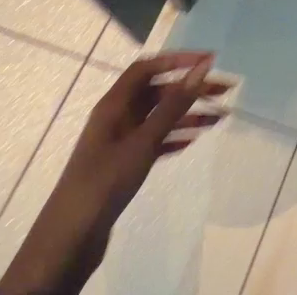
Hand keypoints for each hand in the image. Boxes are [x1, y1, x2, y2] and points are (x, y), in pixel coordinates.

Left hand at [0, 53, 227, 294]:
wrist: (71, 237)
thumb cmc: (105, 181)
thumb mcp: (143, 141)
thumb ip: (173, 105)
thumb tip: (201, 68)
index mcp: (114, 104)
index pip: (147, 68)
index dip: (177, 60)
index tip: (209, 62)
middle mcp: (116, 117)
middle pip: (157, 92)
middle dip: (190, 89)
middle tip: (224, 92)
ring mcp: (119, 141)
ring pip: (158, 118)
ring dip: (188, 115)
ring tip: (219, 119)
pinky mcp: (123, 164)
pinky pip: (154, 141)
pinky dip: (174, 137)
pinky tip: (192, 141)